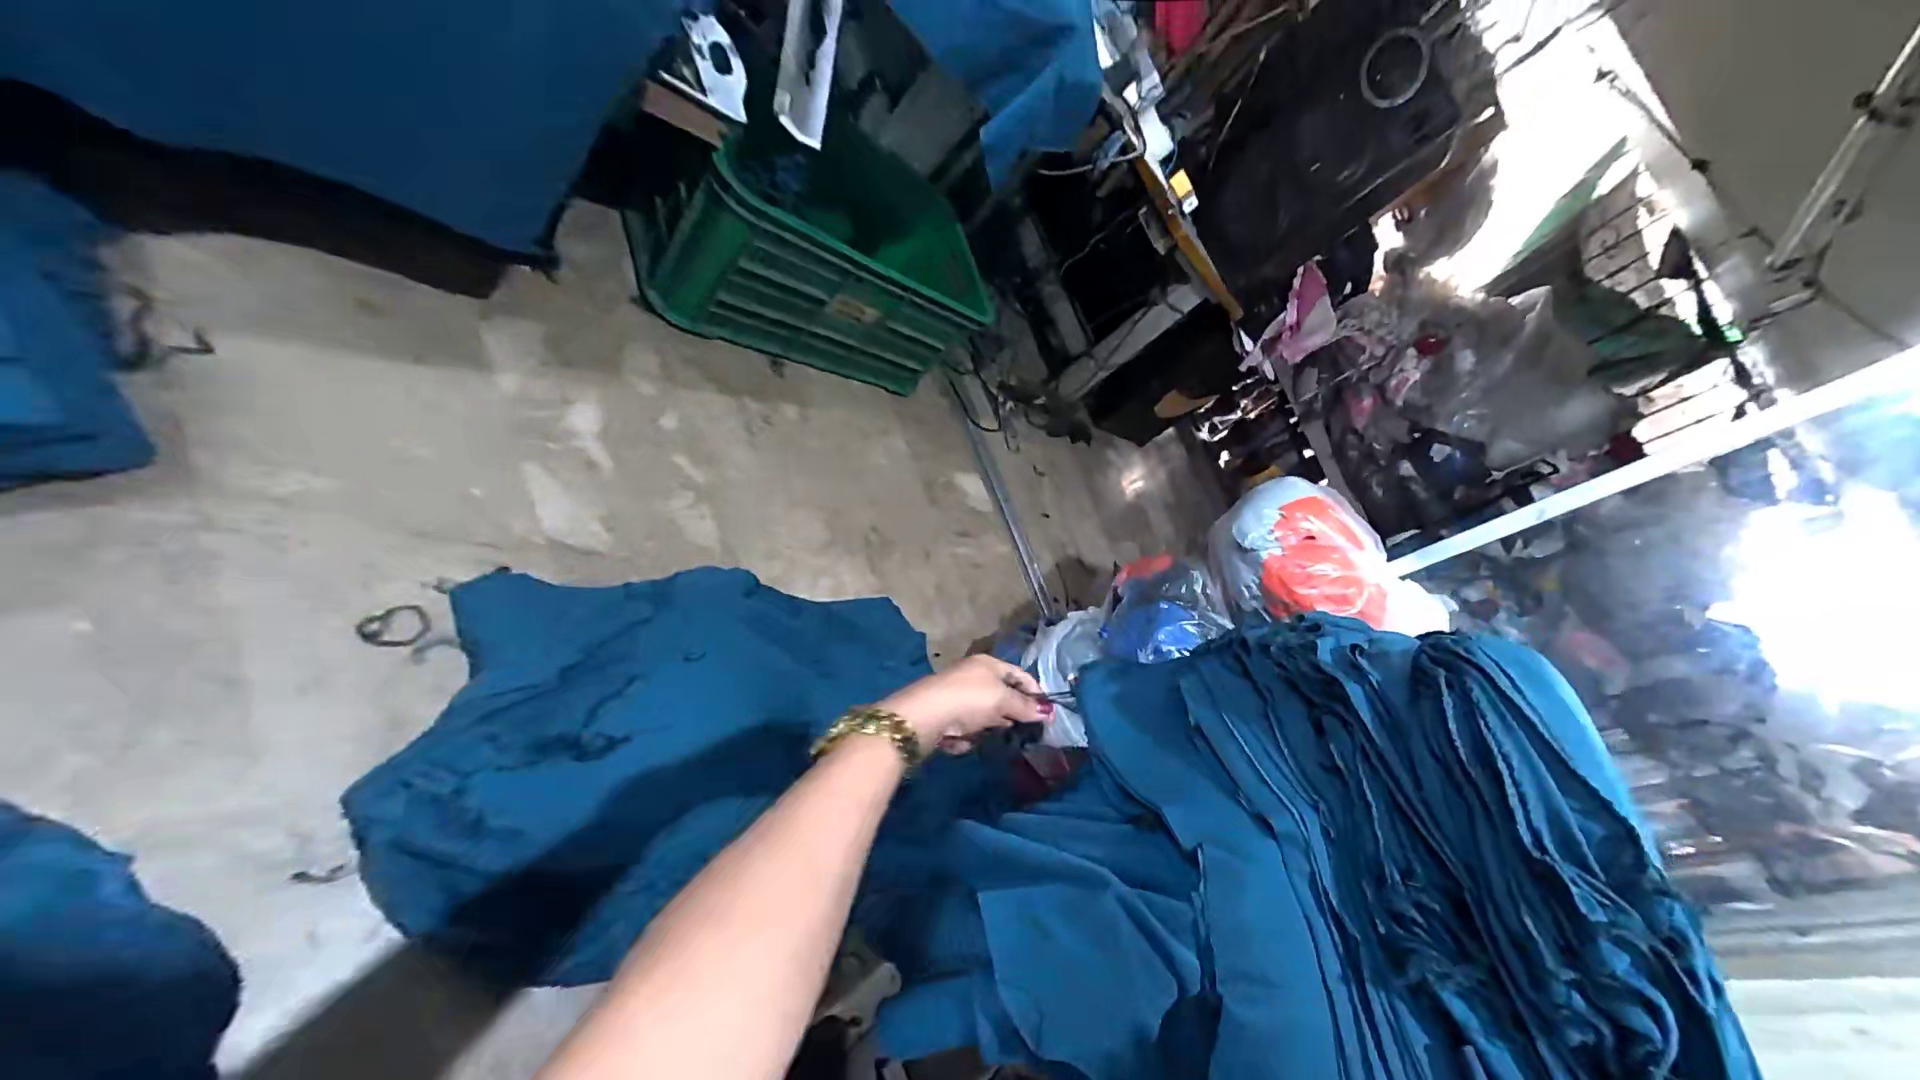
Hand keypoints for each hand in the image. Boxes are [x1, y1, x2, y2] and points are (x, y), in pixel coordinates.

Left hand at [878, 655, 1050, 755]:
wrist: (923, 716)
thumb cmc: (969, 700)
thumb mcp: (1002, 700)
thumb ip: (1025, 706)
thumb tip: (1048, 712)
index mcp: (988, 664)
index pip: (1019, 674)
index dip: (1035, 692)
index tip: (1047, 713)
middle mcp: (972, 676)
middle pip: (1001, 694)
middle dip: (1010, 713)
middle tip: (1022, 729)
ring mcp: (957, 696)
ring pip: (983, 714)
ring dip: (987, 727)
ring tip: (987, 735)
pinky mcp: (944, 716)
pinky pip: (965, 728)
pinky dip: (965, 736)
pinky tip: (961, 740)